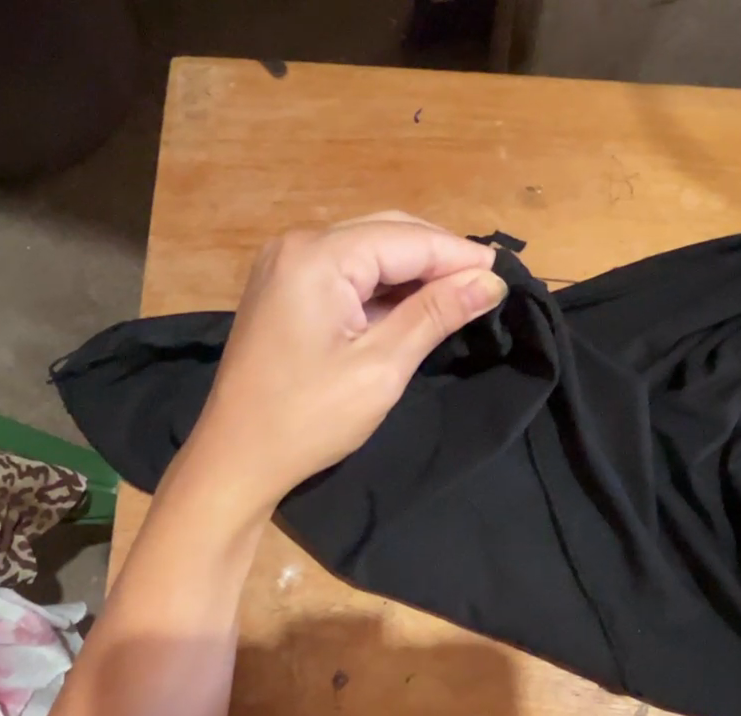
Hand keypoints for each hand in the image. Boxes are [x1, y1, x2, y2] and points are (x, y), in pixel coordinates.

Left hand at [176, 212, 507, 515]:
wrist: (237, 457)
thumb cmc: (309, 418)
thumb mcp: (381, 367)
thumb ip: (434, 315)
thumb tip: (488, 282)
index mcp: (317, 256)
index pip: (405, 239)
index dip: (457, 255)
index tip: (503, 274)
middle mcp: (296, 245)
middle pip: (384, 233)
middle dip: (436, 256)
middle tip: (485, 284)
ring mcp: (283, 266)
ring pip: (365, 250)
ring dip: (411, 269)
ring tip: (457, 293)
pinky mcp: (281, 290)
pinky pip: (343, 271)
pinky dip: (381, 285)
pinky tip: (411, 303)